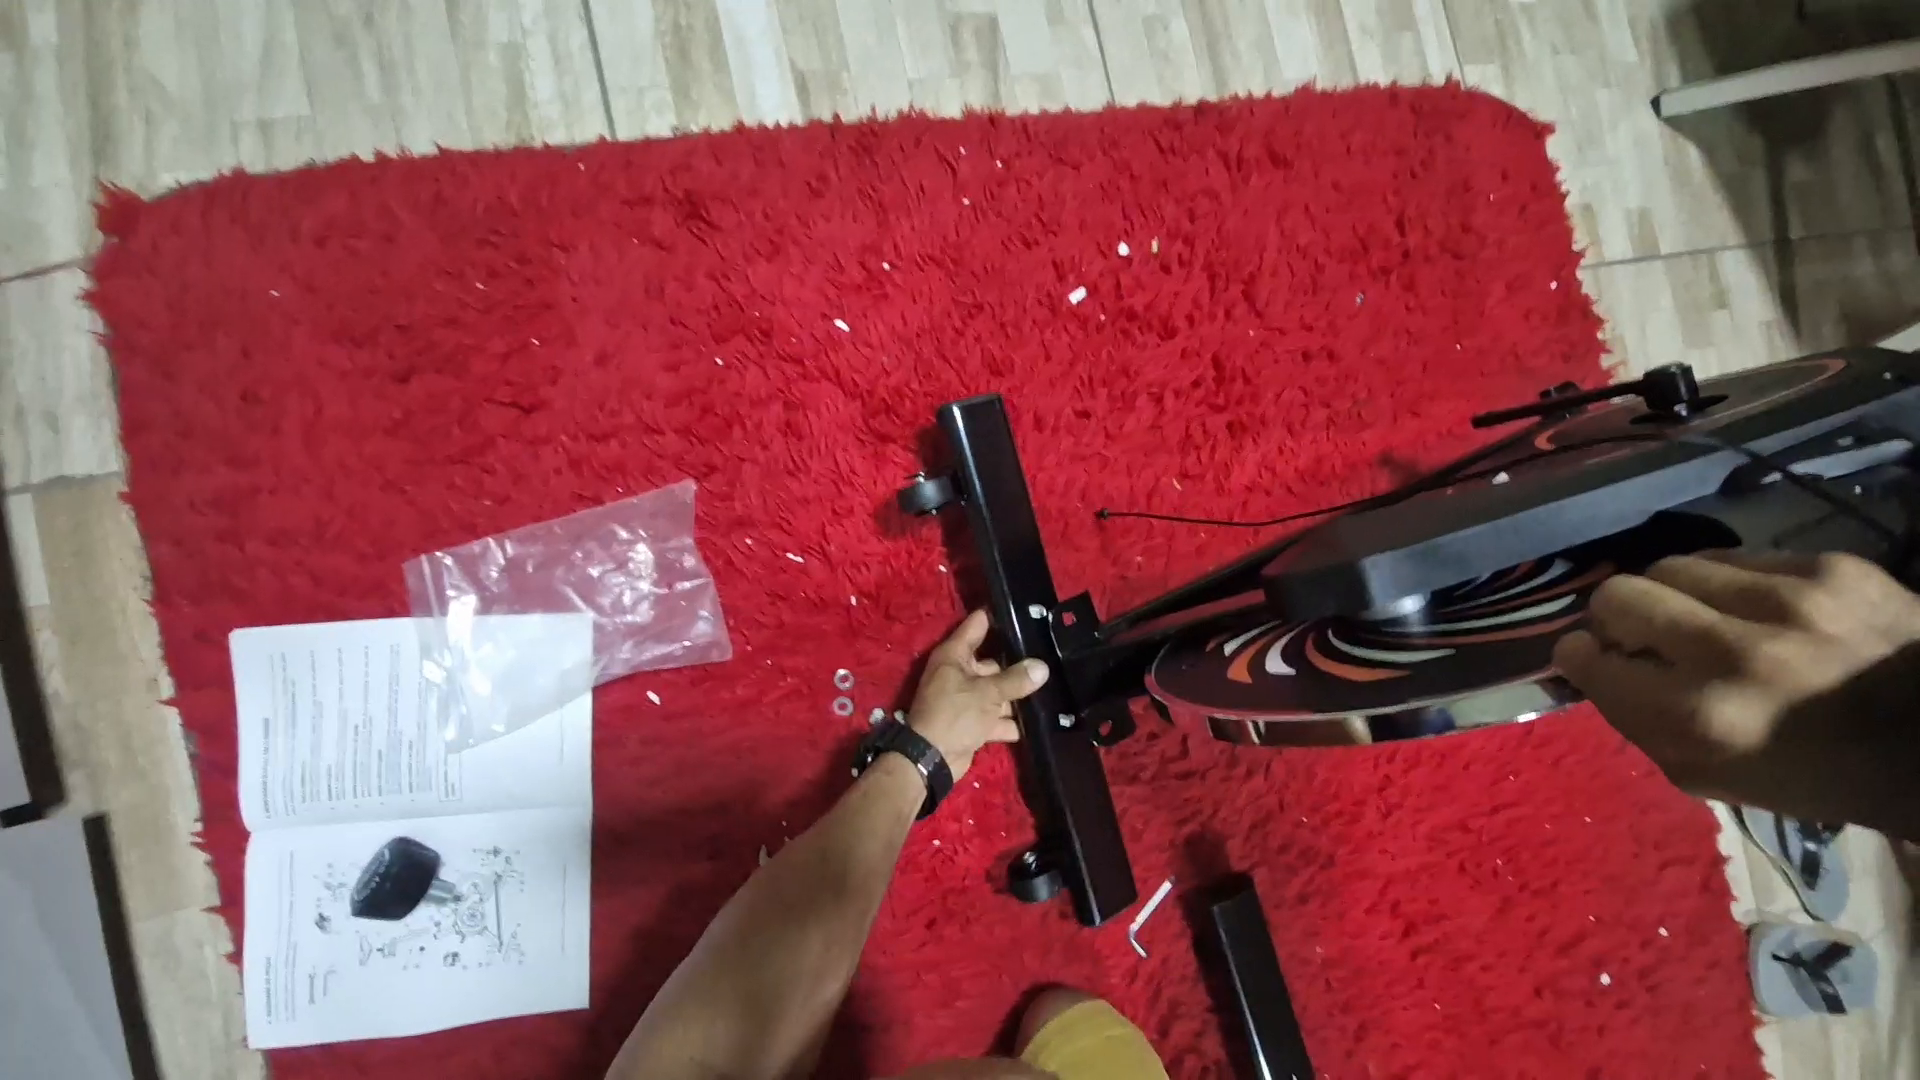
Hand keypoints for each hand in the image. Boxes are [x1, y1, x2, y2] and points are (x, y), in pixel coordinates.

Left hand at [908, 610, 1049, 781]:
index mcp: (955, 656)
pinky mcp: (971, 722)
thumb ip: (1016, 680)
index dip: (998, 617)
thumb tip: (1042, 667)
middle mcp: (959, 673)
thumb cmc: (955, 715)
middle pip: (993, 662)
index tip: (1024, 611)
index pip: (977, 625)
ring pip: (996, 691)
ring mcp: (965, 698)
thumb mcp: (987, 693)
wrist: (932, 759)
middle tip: (1050, 658)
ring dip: (1016, 697)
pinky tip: (1036, 723)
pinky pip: (995, 717)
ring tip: (1050, 690)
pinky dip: (1009, 722)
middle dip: (1017, 665)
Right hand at [1553, 551, 1919, 836]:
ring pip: (1670, 566)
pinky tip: (1759, 609)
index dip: (1580, 655)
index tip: (1595, 658)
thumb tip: (1586, 661)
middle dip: (1617, 616)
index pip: (1586, 657)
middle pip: (1617, 596)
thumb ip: (1631, 717)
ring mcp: (1787, 602)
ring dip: (1673, 594)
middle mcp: (1732, 653)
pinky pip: (1737, 558)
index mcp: (1698, 716)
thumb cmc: (1814, 771)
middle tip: (1641, 634)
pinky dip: (1732, 583)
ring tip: (1701, 617)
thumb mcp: (1704, 772)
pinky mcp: (1831, 569)